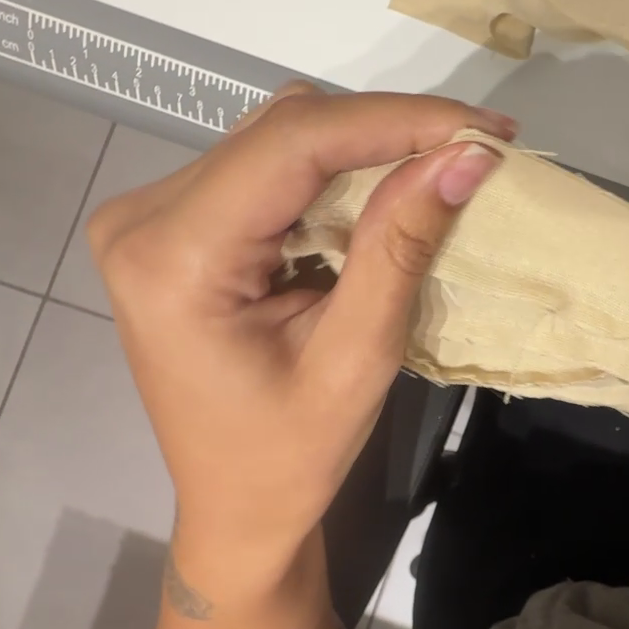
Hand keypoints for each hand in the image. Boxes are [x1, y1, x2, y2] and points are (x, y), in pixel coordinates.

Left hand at [89, 85, 510, 628]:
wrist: (237, 506)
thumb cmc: (292, 455)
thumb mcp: (357, 358)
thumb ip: (400, 248)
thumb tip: (464, 158)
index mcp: (173, 256)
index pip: (292, 145)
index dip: (396, 122)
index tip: (483, 128)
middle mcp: (145, 216)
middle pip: (281, 132)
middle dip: (389, 131)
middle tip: (477, 146)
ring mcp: (155, 217)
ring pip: (277, 142)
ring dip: (367, 149)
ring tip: (445, 166)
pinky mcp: (179, 227)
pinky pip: (268, 172)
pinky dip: (337, 175)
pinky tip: (388, 193)